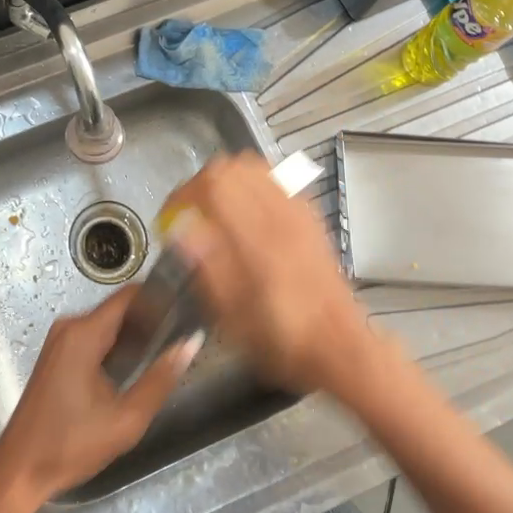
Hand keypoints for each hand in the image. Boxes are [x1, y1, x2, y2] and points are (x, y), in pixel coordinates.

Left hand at [0, 288, 193, 512]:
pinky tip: (134, 370)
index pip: (129, 295)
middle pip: (119, 310)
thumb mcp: (126, 418)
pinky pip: (95, 338)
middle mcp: (69, 327)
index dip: (159, 298)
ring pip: (108, 325)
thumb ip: (160, 378)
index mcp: (84, 333)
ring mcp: (60, 340)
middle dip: (149, 322)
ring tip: (163, 356)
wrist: (21, 469)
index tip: (184, 310)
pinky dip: (116, 349)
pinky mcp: (58, 354)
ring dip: (134, 338)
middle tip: (179, 341)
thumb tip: (189, 343)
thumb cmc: (70, 445)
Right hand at [168, 152, 375, 394]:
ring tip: (215, 208)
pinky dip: (254, 183)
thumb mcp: (234, 317)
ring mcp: (298, 212)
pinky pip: (277, 179)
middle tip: (190, 211)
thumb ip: (207, 269)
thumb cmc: (284, 340)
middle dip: (202, 183)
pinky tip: (247, 210)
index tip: (171, 215)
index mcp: (258, 239)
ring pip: (255, 167)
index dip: (185, 192)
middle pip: (233, 166)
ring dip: (228, 180)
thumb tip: (180, 230)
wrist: (341, 346)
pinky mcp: (310, 216)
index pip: (214, 184)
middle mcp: (279, 216)